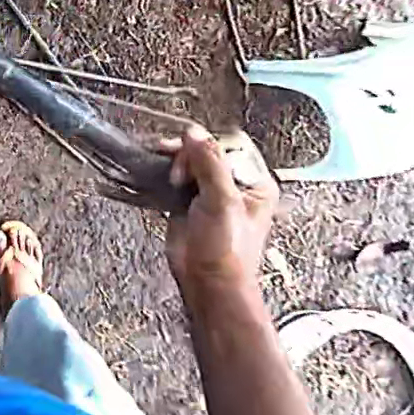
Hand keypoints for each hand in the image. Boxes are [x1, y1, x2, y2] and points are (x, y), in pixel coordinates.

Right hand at [162, 123, 278, 293]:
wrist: (208, 281)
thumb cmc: (227, 249)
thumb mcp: (223, 201)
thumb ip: (209, 163)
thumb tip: (193, 133)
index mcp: (254, 182)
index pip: (230, 146)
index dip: (208, 147)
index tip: (189, 153)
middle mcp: (233, 185)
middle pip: (207, 152)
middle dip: (189, 155)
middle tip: (176, 169)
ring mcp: (209, 194)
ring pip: (190, 163)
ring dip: (175, 163)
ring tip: (168, 175)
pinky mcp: (187, 203)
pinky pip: (176, 179)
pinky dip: (166, 174)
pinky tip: (158, 173)